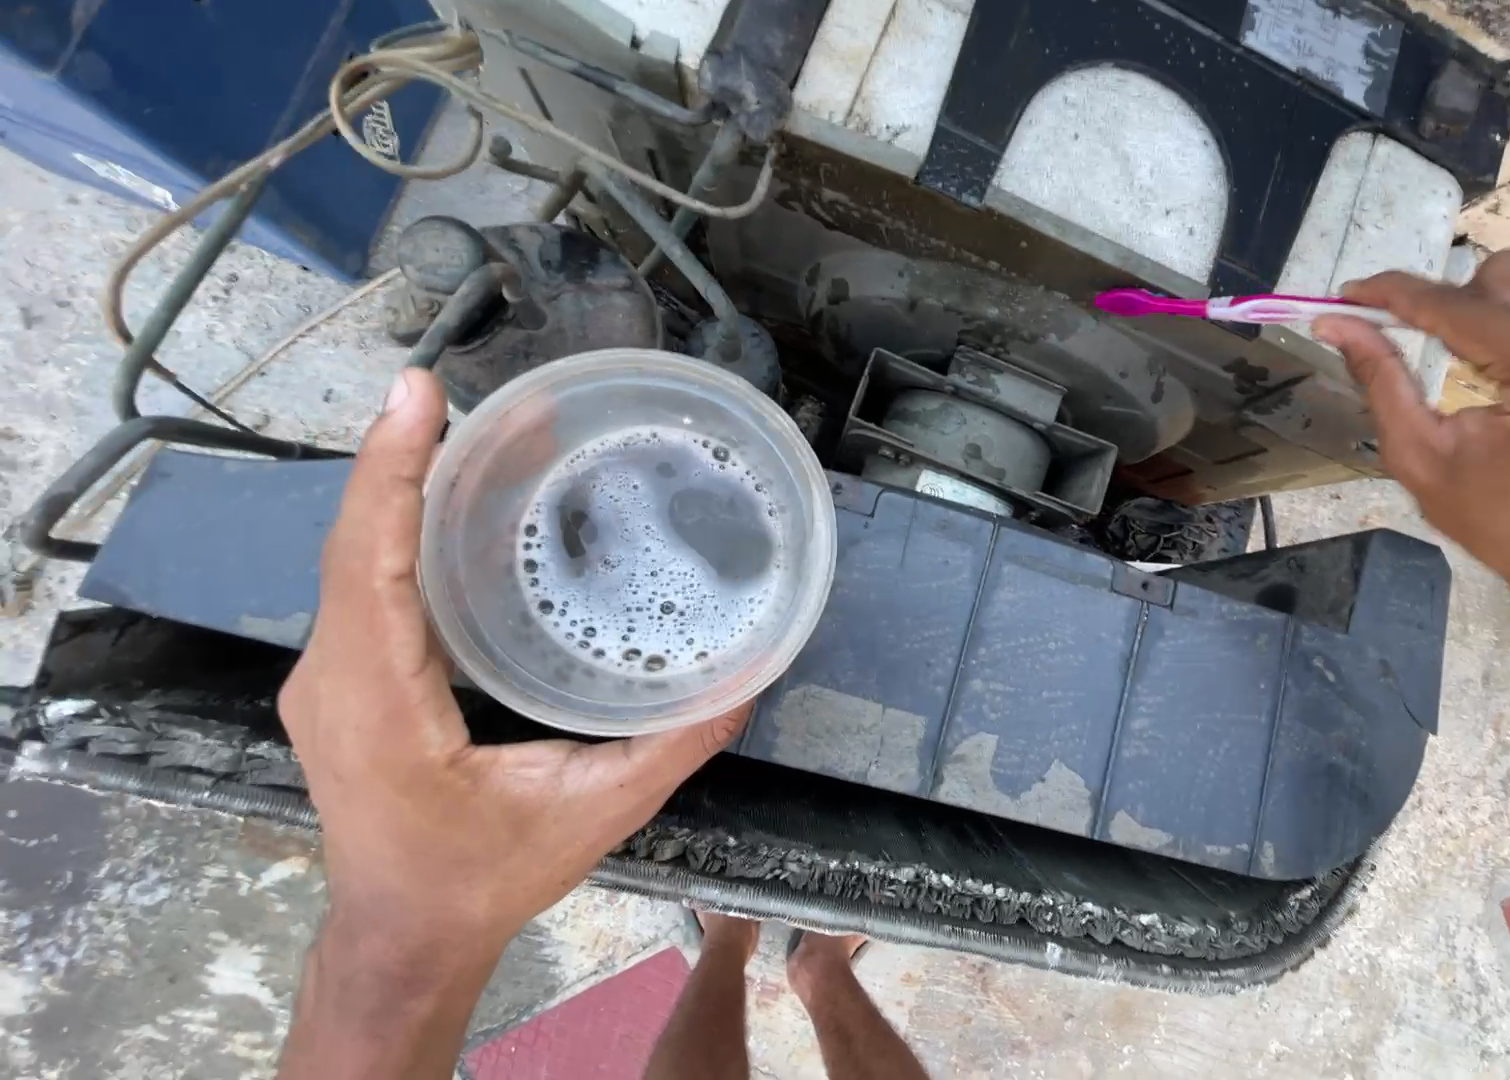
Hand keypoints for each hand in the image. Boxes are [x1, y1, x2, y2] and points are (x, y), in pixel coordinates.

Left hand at [278, 369, 748, 954]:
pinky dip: (408, 526)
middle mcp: (337, 676)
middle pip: (358, 542)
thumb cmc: (492, 875)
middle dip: (416, 456)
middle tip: (494, 401)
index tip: (417, 394)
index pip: (366, 565)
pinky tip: (466, 503)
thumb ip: (677, 744)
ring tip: (490, 431)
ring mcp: (335, 676)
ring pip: (358, 557)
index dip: (391, 472)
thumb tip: (747, 677)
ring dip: (412, 484)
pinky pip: (369, 584)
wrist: (411, 933)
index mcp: (379, 701)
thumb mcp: (600, 811)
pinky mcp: (352, 678)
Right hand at [1312, 250, 1509, 609]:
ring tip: (1478, 368)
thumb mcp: (1425, 458)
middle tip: (1432, 353)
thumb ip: (1383, 382)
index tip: (1350, 293)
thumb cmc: (1509, 524)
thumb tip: (1339, 327)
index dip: (1396, 297)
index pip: (1461, 306)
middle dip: (1458, 304)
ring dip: (1499, 310)